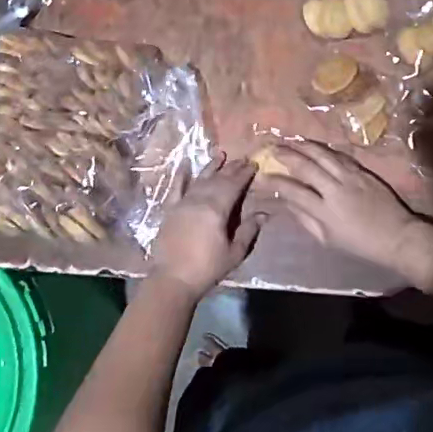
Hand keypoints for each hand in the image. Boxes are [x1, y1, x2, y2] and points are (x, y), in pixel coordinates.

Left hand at [149, 152, 262, 300]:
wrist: (173, 277)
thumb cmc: (207, 267)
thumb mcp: (235, 252)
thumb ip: (248, 230)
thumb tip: (263, 213)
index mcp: (216, 209)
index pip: (233, 186)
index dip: (244, 174)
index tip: (254, 164)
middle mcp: (198, 200)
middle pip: (217, 180)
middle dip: (230, 168)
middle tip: (242, 158)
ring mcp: (182, 203)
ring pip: (199, 180)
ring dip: (210, 167)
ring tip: (219, 154)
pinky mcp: (169, 209)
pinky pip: (176, 188)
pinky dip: (181, 176)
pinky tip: (185, 166)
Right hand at [248, 142, 425, 272]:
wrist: (399, 237)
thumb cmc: (360, 243)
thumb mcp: (326, 239)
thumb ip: (304, 218)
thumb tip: (286, 201)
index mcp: (324, 211)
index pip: (292, 190)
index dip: (274, 181)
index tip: (261, 176)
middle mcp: (335, 191)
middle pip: (306, 167)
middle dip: (286, 155)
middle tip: (272, 148)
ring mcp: (351, 179)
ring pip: (323, 156)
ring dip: (304, 146)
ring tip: (290, 140)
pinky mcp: (364, 173)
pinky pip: (341, 156)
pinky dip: (325, 149)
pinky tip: (315, 146)